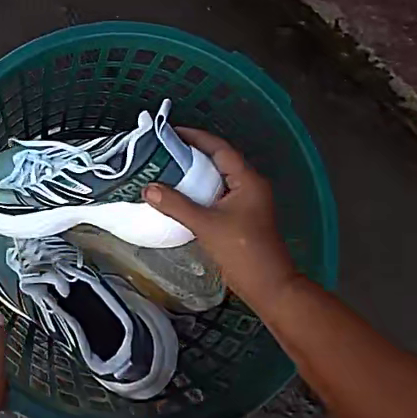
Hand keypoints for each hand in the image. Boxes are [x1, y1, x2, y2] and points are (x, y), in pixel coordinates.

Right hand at [144, 128, 302, 309]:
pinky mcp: (239, 217)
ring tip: (164, 170)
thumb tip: (148, 188)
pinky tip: (177, 196)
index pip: (219, 148)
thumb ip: (175, 205)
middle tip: (162, 150)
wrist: (268, 285)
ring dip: (192, 174)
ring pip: (215, 179)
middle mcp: (249, 186)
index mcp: (247, 180)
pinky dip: (196, 191)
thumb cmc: (242, 251)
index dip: (195, 137)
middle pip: (217, 161)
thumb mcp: (205, 224)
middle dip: (190, 154)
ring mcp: (245, 202)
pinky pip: (214, 195)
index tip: (170, 132)